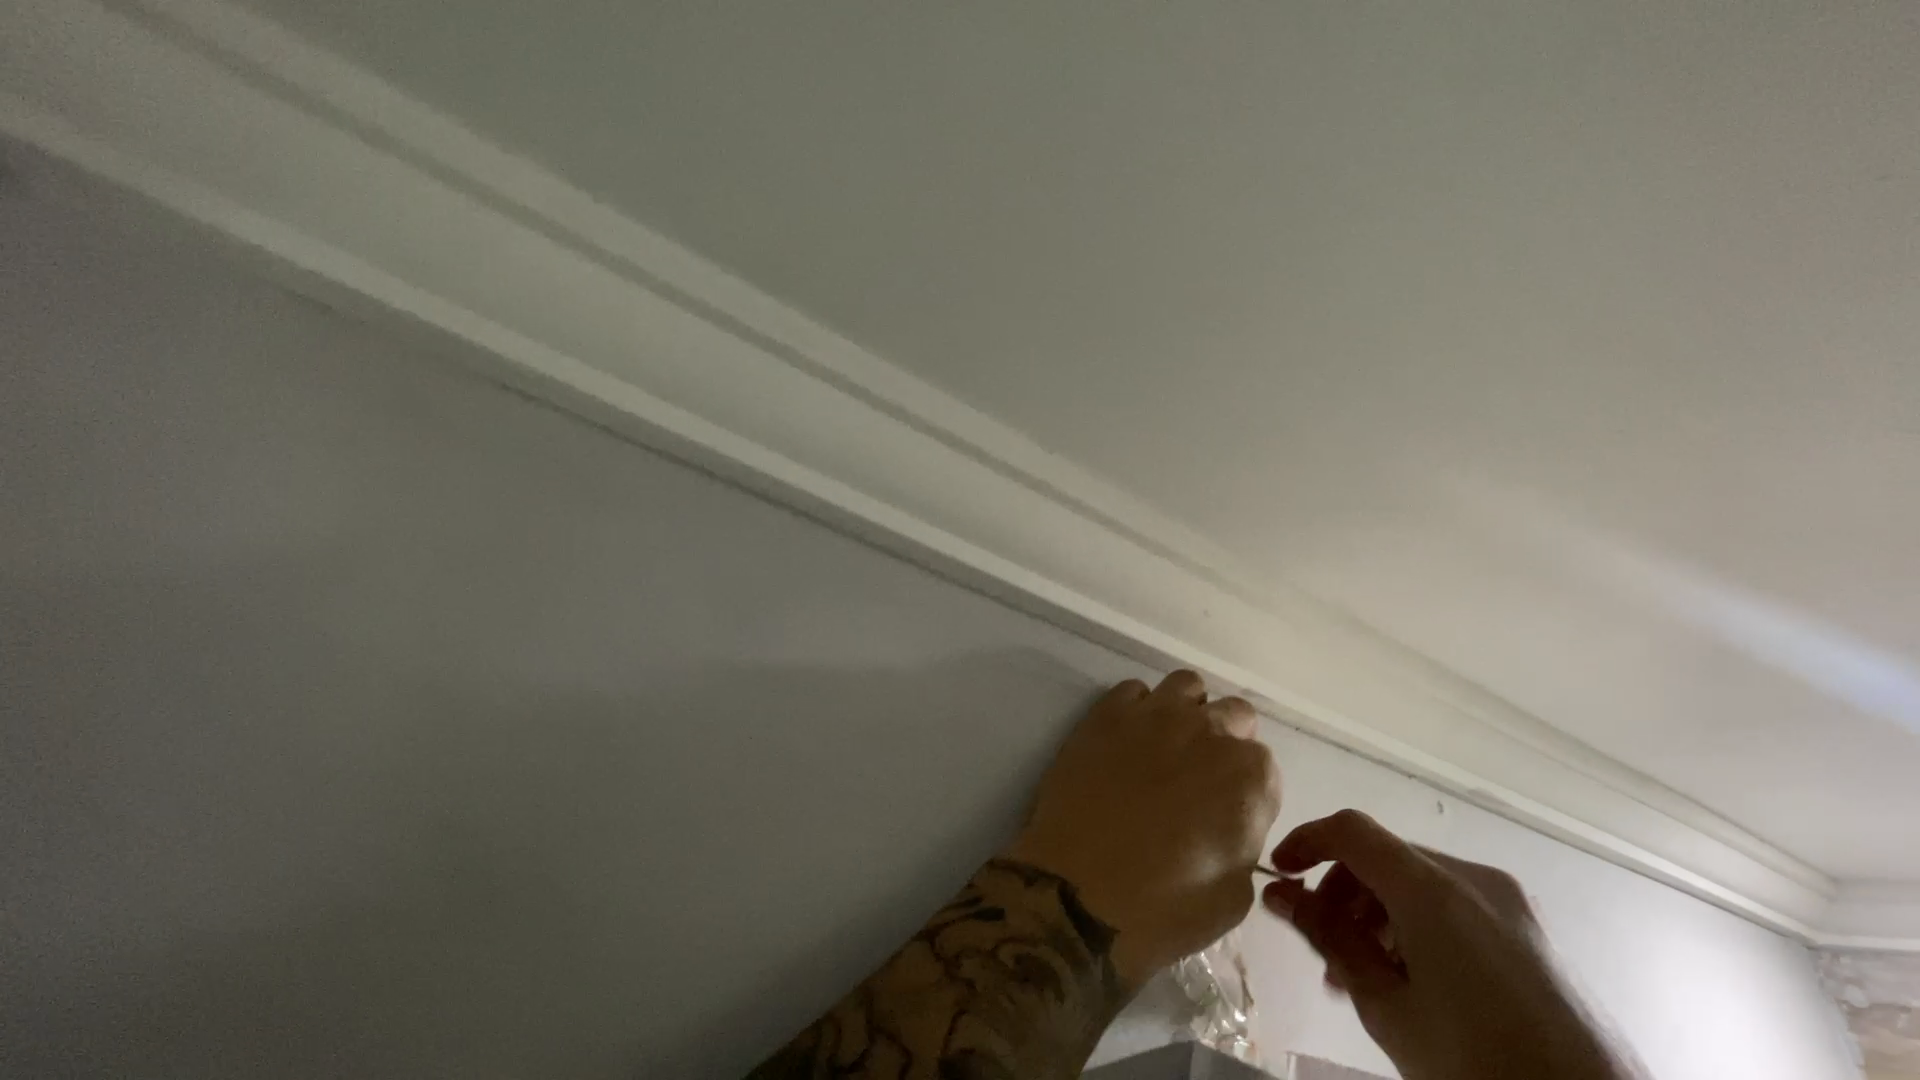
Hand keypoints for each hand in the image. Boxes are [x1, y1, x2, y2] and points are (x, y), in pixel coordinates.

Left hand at [1004, 671, 1281, 988]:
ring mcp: (1154, 714)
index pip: (1264, 767)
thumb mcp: (1234, 894)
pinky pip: (1132, 691)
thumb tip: (1228, 822)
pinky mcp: (1106, 713)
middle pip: (1233, 715)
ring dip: (1186, 711)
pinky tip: (1125, 740)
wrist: (1076, 892)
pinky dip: (1137, 710)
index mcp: (1251, 776)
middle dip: (1224, 741)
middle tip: (1197, 778)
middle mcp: (1209, 731)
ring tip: (1166, 746)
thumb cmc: (1163, 907)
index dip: (1246, 792)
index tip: (1224, 814)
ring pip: (1186, 687)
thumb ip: (1243, 840)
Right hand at [1263, 811, 1635, 1079]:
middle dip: (1340, 893)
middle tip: (1323, 953)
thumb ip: (1329, 939)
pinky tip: (1411, 978)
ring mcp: (1507, 900)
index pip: (1351, 831)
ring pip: (1416, 880)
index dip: (1306, 842)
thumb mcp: (1386, 1005)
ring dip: (1375, 912)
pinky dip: (1415, 923)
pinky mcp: (1529, 928)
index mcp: (1432, 890)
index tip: (1277, 876)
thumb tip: (1281, 894)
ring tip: (1363, 976)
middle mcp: (1472, 878)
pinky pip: (1452, 903)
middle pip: (1383, 857)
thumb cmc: (1475, 1063)